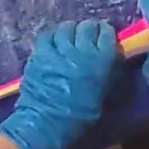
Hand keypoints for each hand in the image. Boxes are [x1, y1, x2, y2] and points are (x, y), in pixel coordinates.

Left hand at [0, 20, 117, 148]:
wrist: (46, 122)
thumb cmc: (78, 115)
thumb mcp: (101, 94)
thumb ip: (106, 72)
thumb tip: (107, 58)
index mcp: (100, 62)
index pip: (107, 34)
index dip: (105, 31)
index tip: (102, 34)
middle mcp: (81, 51)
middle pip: (87, 26)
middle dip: (88, 29)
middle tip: (85, 35)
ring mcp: (58, 50)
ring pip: (66, 27)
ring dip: (69, 30)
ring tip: (68, 37)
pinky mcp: (40, 53)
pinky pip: (47, 35)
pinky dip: (51, 36)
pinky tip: (52, 42)